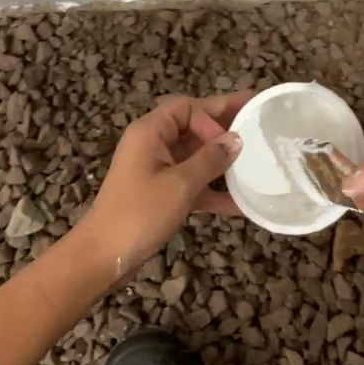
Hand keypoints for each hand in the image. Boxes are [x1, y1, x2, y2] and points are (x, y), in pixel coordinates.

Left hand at [82, 92, 249, 272]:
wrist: (104, 256)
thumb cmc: (140, 212)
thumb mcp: (180, 184)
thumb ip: (210, 159)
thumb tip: (236, 140)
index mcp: (150, 131)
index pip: (186, 108)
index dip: (211, 117)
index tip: (230, 139)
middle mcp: (152, 144)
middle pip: (193, 127)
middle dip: (223, 126)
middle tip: (258, 116)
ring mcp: (156, 170)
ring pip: (195, 155)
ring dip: (222, 159)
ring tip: (257, 158)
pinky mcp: (161, 193)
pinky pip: (192, 182)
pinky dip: (213, 189)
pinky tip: (240, 202)